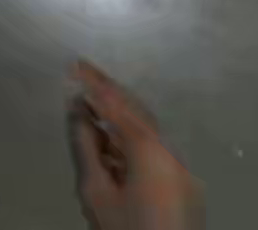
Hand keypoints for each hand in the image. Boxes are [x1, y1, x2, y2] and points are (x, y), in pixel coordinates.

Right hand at [67, 61, 202, 229]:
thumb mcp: (96, 192)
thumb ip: (86, 145)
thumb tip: (79, 112)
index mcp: (151, 152)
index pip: (116, 106)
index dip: (94, 84)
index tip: (74, 65)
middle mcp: (171, 155)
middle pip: (136, 110)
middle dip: (109, 90)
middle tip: (83, 69)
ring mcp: (182, 173)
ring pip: (147, 128)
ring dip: (120, 111)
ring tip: (92, 98)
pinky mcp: (184, 189)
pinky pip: (154, 148)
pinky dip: (131, 134)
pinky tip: (111, 134)